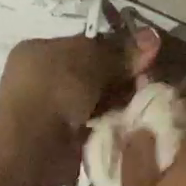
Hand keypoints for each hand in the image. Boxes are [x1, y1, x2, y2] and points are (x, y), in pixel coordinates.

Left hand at [0, 30, 160, 146]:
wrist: (33, 149)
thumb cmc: (55, 91)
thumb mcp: (90, 60)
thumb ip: (120, 51)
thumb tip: (153, 37)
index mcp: (38, 51)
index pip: (85, 44)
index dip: (116, 49)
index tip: (145, 56)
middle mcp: (42, 79)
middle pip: (93, 73)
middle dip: (121, 77)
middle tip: (147, 80)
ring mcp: (51, 111)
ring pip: (96, 101)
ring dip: (119, 102)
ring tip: (143, 102)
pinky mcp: (63, 140)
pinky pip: (94, 125)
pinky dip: (110, 123)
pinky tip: (129, 122)